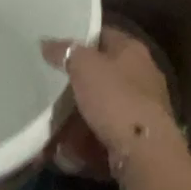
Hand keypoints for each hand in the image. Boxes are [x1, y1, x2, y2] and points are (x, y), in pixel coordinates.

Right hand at [43, 27, 180, 180]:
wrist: (144, 154)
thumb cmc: (115, 98)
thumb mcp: (83, 66)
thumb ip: (63, 51)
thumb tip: (46, 42)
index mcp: (133, 50)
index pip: (103, 35)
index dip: (80, 38)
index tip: (56, 48)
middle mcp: (142, 76)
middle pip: (102, 74)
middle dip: (76, 84)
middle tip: (50, 86)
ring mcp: (142, 110)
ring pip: (101, 108)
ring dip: (77, 117)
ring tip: (52, 123)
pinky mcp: (137, 140)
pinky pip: (104, 135)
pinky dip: (86, 142)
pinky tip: (65, 149)